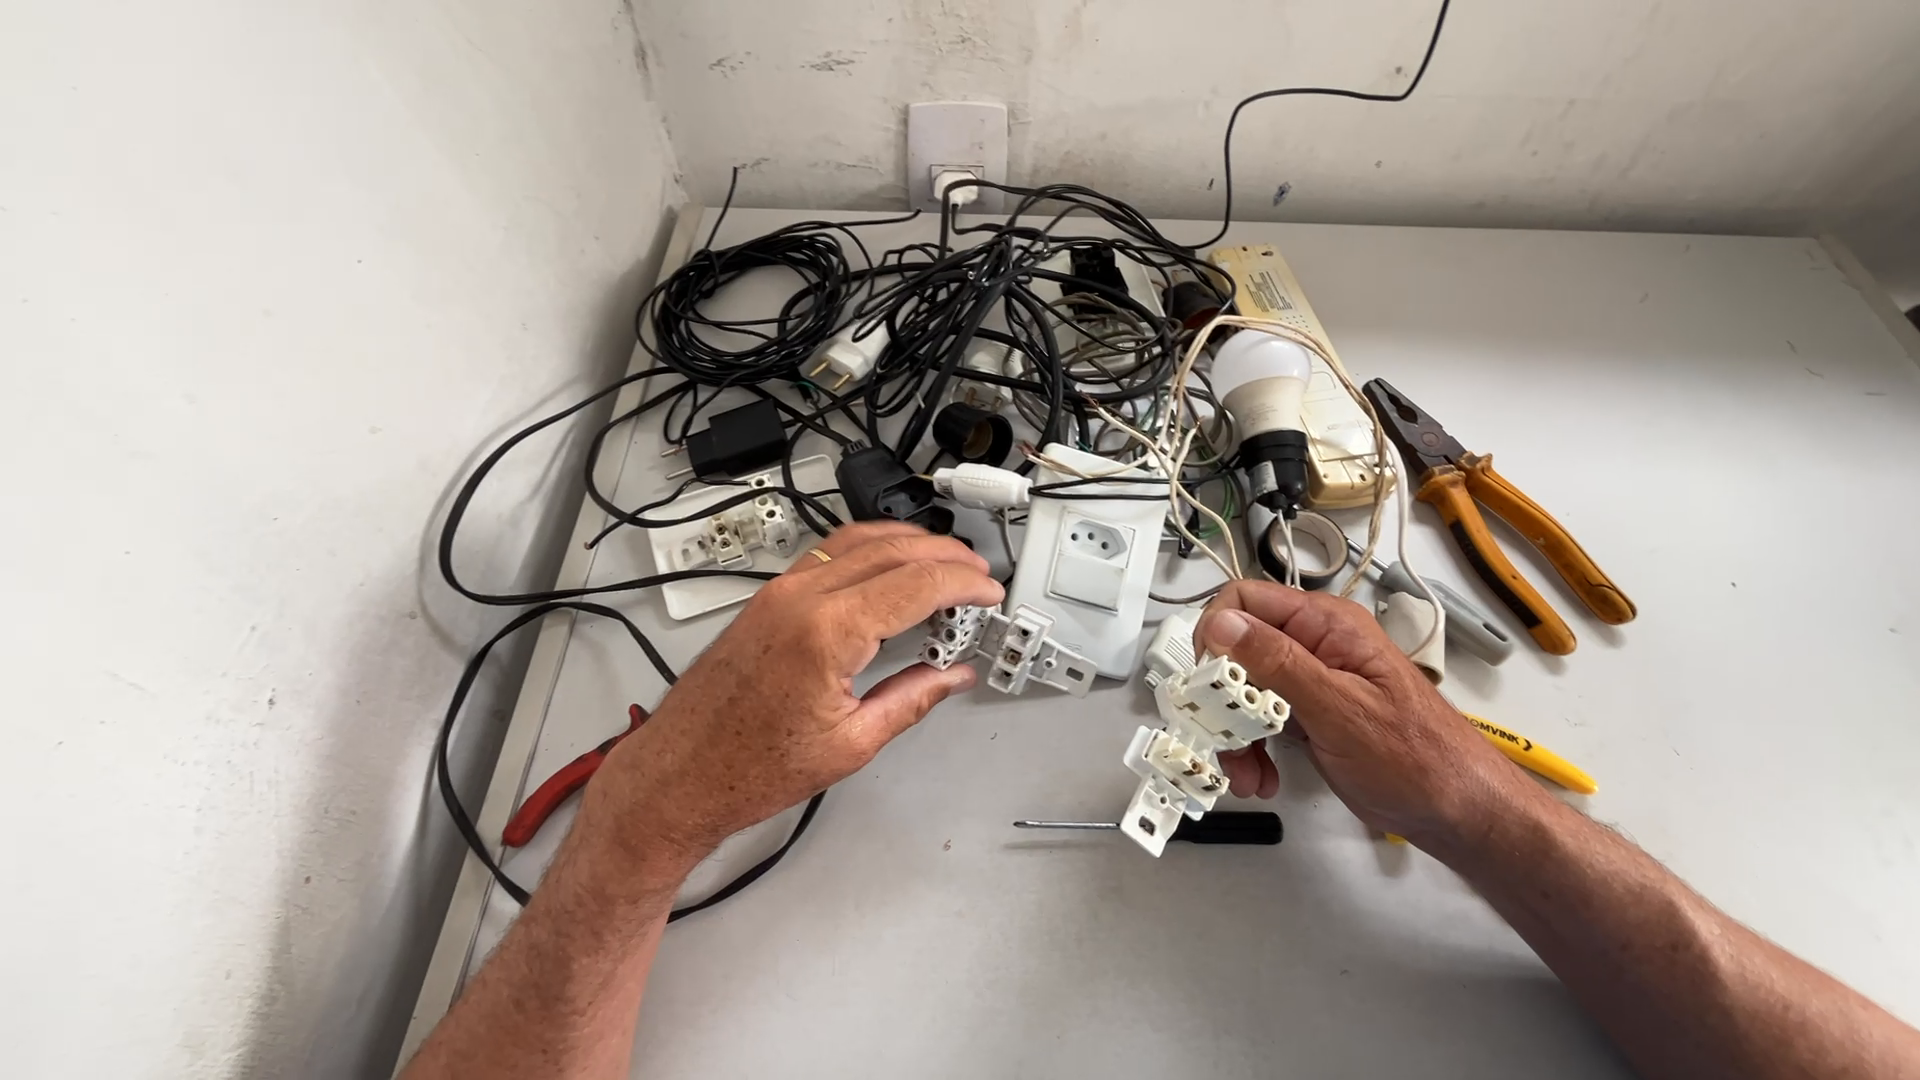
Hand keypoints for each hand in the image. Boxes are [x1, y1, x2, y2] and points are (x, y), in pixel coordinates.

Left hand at [582, 522, 1003, 864]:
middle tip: (977, 575)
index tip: (988, 592)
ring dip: (910, 543)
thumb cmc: (745, 768)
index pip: (917, 583)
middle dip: (946, 556)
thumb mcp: (850, 744)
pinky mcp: (768, 598)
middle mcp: (801, 598)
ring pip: (860, 539)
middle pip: (893, 550)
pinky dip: (871, 548)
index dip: (965, 583)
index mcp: (827, 633)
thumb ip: (912, 699)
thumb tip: (951, 676)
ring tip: (943, 563)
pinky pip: (829, 552)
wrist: (677, 775)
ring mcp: (780, 592)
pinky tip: (889, 564)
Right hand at [1194, 580, 1523, 846]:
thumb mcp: (1339, 708)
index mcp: (1325, 625)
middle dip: (1221, 695)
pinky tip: (1260, 777)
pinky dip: (1250, 748)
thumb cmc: (1415, 757)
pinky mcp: (1304, 714)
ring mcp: (1307, 680)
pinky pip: (1257, 718)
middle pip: (1236, 649)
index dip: (1217, 633)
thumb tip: (1222, 624)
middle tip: (1222, 734)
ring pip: (1240, 689)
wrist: (1458, 812)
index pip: (1246, 600)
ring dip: (1233, 731)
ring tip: (1244, 772)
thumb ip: (1278, 662)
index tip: (1210, 679)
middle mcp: (1312, 644)